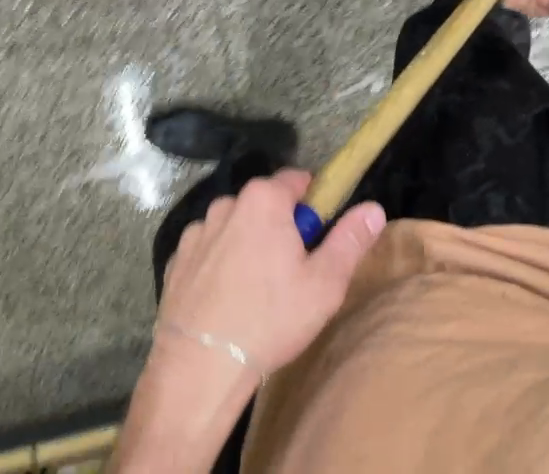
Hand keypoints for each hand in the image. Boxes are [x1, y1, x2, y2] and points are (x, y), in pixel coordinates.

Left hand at [157, 170, 385, 376]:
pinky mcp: (174, 262)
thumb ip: (350, 240)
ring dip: (248, 244)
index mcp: (263, 200)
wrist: (200, 368)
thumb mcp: (325, 283)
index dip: (313, 203)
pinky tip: (227, 301)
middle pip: (264, 204)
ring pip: (234, 228)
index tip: (319, 236)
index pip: (296, 179)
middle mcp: (225, 205)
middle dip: (281, 226)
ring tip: (258, 291)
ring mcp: (195, 233)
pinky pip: (208, 252)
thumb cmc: (270, 319)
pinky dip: (219, 266)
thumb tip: (374, 208)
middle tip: (293, 271)